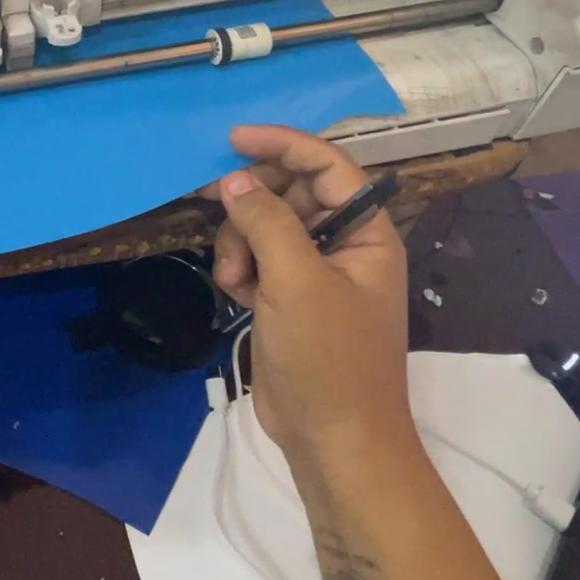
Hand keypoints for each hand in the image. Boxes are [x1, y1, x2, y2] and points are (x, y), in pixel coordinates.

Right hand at [199, 126, 412, 461]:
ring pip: (261, 225)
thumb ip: (267, 221)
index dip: (282, 145)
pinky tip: (238, 296)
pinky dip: (239, 269)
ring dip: (238, 244)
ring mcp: (312, 270)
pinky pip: (253, 257)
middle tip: (213, 208)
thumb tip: (236, 180)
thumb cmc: (328, 359)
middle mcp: (342, 244)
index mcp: (366, 232)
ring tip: (236, 281)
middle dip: (250, 206)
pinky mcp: (286, 295)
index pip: (325, 166)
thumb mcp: (296, 282)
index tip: (233, 140)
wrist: (332, 440)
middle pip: (287, 193)